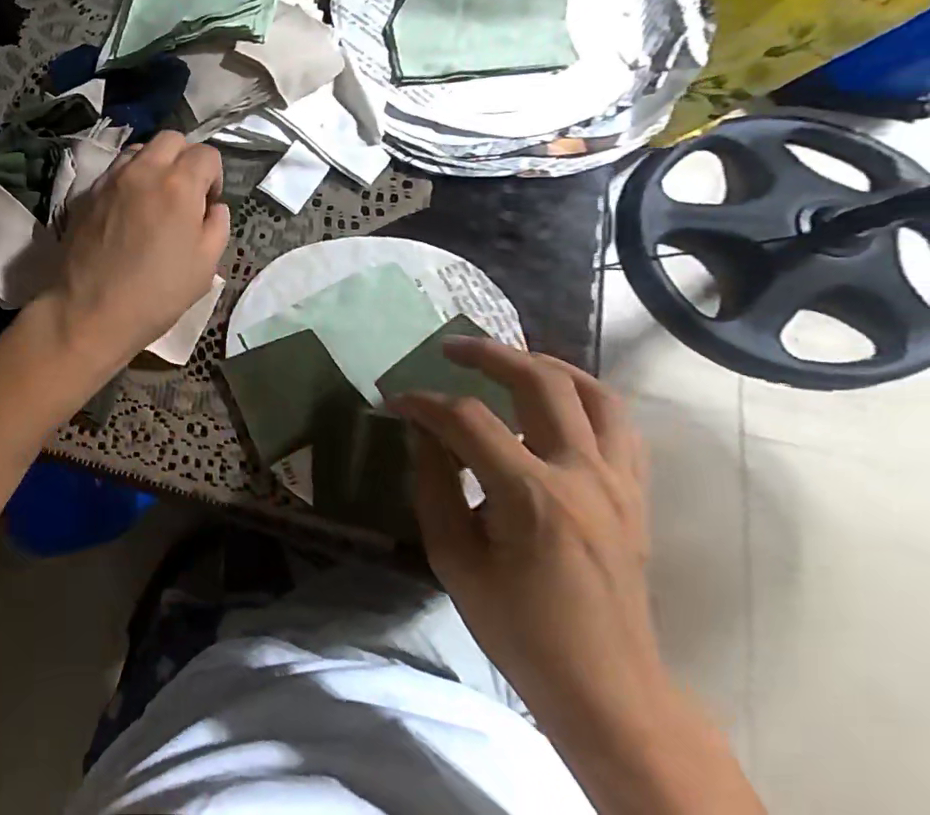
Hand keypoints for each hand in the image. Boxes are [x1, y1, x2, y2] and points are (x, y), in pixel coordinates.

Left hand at [37, 131, 228, 368]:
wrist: (89, 311)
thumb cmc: (156, 294)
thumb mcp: (206, 265)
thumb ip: (216, 225)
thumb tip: (212, 206)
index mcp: (178, 184)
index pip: (206, 154)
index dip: (214, 176)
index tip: (208, 203)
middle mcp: (141, 171)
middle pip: (170, 140)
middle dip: (184, 158)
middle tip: (184, 193)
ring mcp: (108, 181)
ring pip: (136, 151)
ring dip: (152, 165)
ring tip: (153, 199)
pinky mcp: (84, 196)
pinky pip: (111, 173)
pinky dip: (126, 180)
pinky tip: (126, 211)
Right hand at [388, 338, 663, 729]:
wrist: (603, 679)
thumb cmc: (514, 622)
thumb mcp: (451, 554)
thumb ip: (435, 482)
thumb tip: (423, 431)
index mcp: (531, 495)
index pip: (467, 420)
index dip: (422, 403)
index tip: (392, 401)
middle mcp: (583, 475)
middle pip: (543, 385)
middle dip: (489, 356)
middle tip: (449, 348)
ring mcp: (620, 483)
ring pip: (597, 394)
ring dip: (547, 366)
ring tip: (508, 360)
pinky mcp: (636, 495)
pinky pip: (620, 426)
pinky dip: (584, 399)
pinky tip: (552, 404)